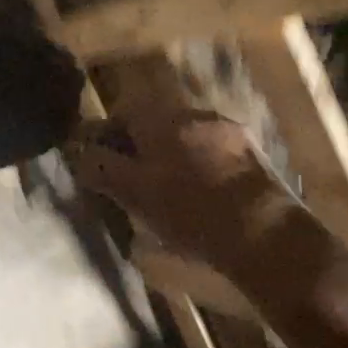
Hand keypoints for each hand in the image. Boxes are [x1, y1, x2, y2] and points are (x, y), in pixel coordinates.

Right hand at [69, 97, 298, 284]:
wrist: (267, 235)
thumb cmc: (191, 211)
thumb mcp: (133, 192)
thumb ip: (100, 167)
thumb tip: (79, 153)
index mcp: (163, 118)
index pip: (122, 111)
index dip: (105, 134)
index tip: (98, 161)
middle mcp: (196, 114)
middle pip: (154, 123)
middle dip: (137, 146)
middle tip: (128, 179)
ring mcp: (229, 132)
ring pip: (183, 137)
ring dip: (168, 157)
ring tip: (162, 191)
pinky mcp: (253, 154)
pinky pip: (210, 152)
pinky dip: (196, 167)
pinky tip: (196, 196)